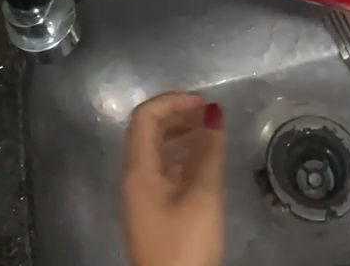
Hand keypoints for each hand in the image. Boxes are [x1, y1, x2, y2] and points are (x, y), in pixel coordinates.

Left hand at [122, 92, 224, 265]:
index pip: (145, 117)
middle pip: (149, 132)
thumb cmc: (184, 247)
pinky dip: (185, 158)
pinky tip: (206, 162)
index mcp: (138, 170)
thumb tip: (214, 112)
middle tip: (210, 113)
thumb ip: (209, 152)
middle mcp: (136, 178)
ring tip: (212, 132)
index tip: (203, 102)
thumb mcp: (202, 197)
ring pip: (159, 152)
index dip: (172, 101)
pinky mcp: (156, 213)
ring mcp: (144, 197)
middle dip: (178, 115)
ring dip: (183, 136)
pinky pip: (166, 172)